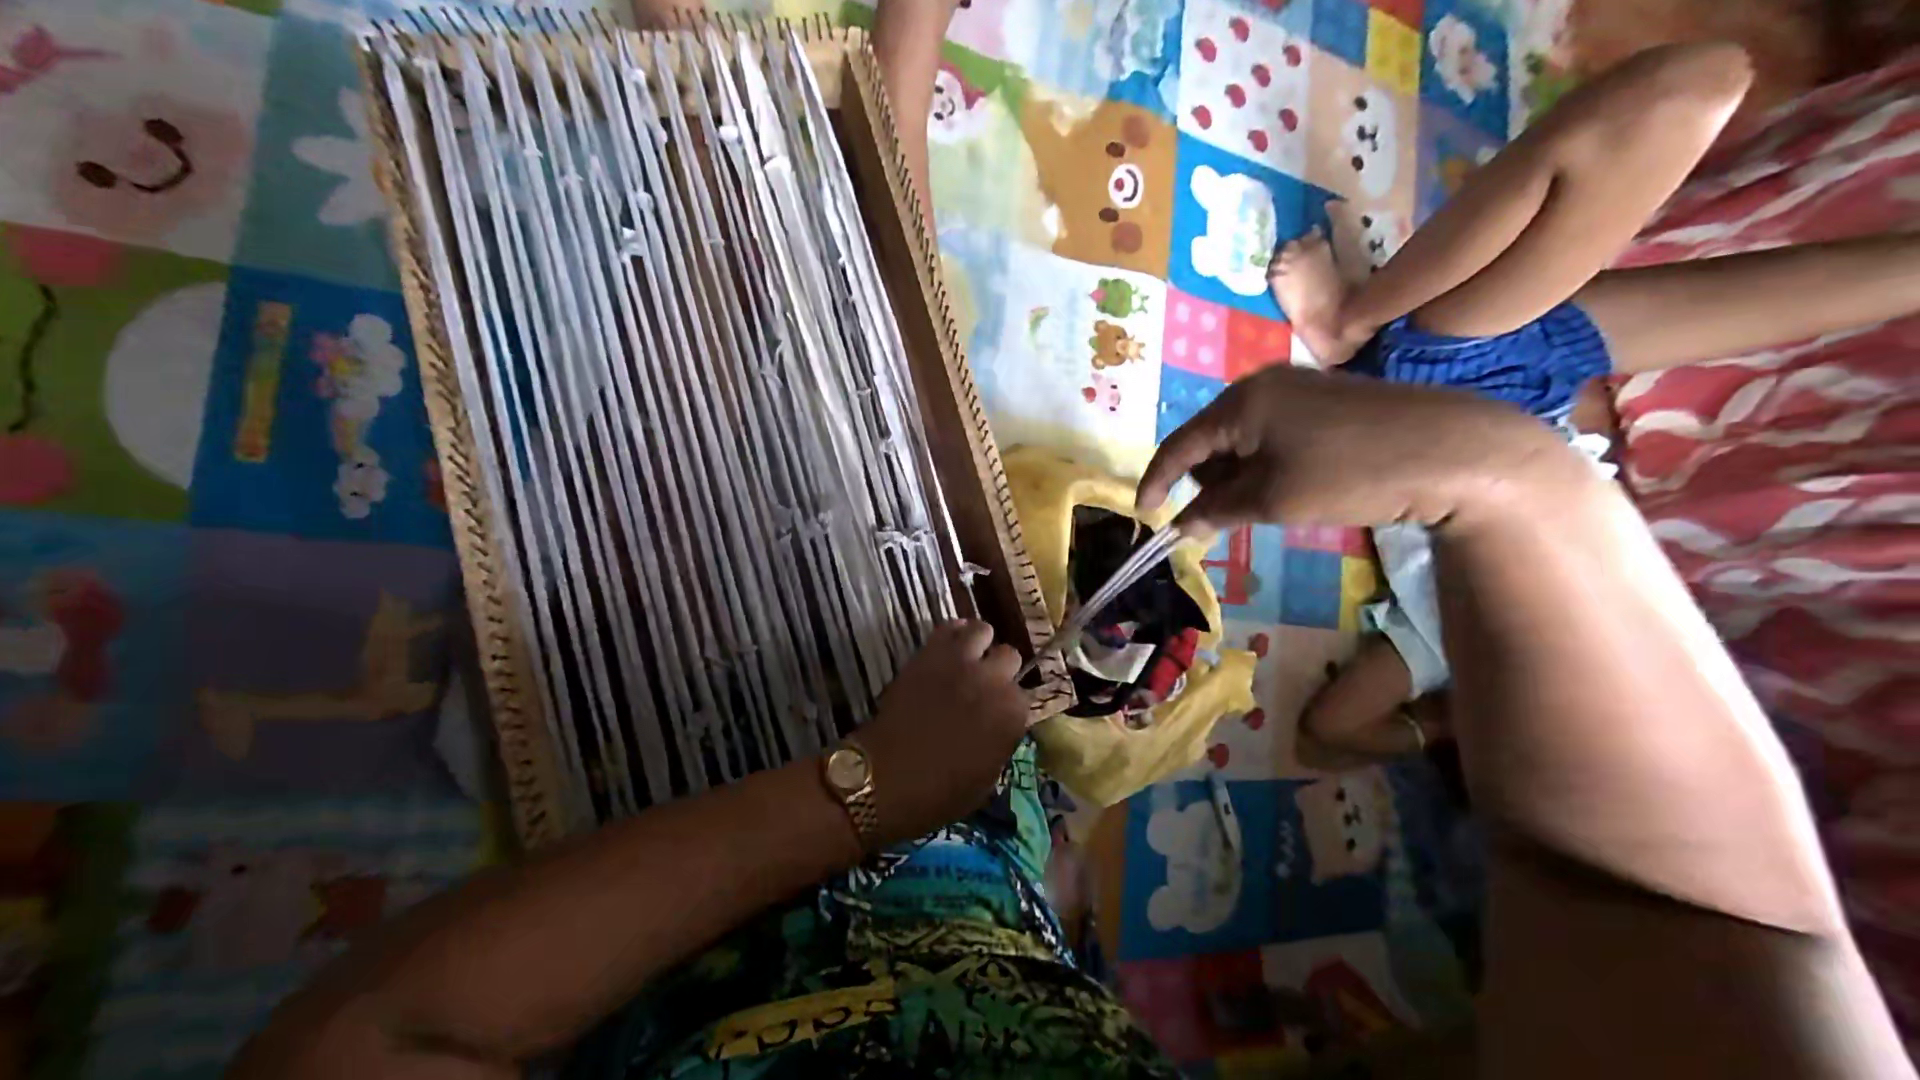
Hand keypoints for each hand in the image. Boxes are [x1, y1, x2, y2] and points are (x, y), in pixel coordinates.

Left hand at [855, 620, 1027, 847]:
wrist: (885, 778)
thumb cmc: (940, 792)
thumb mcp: (988, 778)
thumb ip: (1002, 741)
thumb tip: (1000, 724)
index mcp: (1013, 713)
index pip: (1025, 694)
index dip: (1009, 704)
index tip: (997, 713)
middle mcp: (994, 680)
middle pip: (1009, 655)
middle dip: (999, 670)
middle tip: (983, 686)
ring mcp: (961, 661)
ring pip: (983, 630)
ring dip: (979, 644)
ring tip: (969, 659)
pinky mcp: (930, 652)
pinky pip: (950, 626)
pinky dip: (954, 634)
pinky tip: (950, 649)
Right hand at [1136, 365, 1577, 533]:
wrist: (1457, 451)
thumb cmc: (1350, 474)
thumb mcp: (1273, 499)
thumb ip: (1217, 510)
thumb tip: (1181, 523)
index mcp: (1241, 401)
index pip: (1179, 445)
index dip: (1156, 481)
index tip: (1144, 513)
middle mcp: (1262, 384)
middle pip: (1209, 441)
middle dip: (1209, 481)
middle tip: (1231, 516)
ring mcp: (1297, 388)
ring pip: (1241, 439)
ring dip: (1240, 476)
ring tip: (1272, 503)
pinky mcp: (1325, 400)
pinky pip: (1273, 434)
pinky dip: (1267, 465)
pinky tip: (1296, 485)